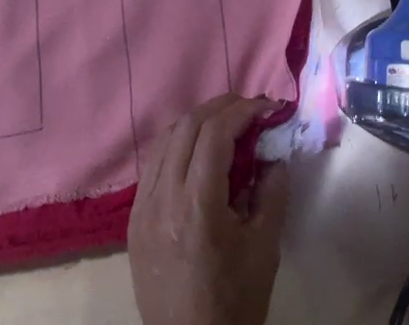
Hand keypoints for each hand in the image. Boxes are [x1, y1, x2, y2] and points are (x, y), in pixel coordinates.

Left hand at [129, 95, 289, 324]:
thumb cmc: (235, 301)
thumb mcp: (265, 247)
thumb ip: (272, 190)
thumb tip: (275, 152)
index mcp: (197, 205)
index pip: (215, 133)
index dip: (243, 110)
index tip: (268, 106)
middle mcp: (162, 198)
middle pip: (187, 126)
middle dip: (221, 107)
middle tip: (250, 108)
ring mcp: (142, 207)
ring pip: (165, 140)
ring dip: (197, 122)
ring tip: (227, 124)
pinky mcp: (133, 219)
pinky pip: (154, 165)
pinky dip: (178, 145)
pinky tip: (199, 153)